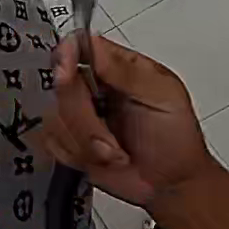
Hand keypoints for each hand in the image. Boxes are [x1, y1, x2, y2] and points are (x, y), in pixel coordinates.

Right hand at [35, 34, 219, 206]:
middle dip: (84, 118)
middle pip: (62, 85)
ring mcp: (79, 114)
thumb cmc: (176, 138)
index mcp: (117, 66)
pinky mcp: (69, 140)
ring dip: (87, 142)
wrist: (171, 184)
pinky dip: (79, 156)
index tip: (67, 69)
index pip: (79, 46)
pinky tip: (104, 160)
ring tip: (116, 153)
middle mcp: (93, 87)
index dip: (67, 56)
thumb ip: (125, 72)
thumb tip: (93, 44)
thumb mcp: (162, 96)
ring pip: (56, 118)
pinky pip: (53, 142)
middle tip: (107, 138)